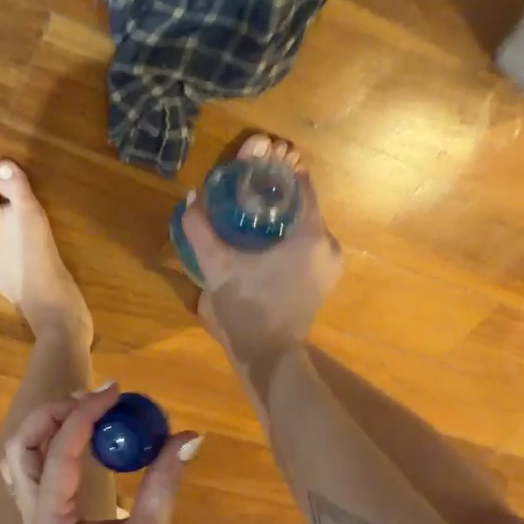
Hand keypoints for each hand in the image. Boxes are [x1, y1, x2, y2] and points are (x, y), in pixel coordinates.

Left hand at [1, 383, 201, 523]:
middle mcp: (33, 517)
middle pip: (22, 447)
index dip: (86, 414)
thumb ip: (164, 484)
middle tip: (96, 400)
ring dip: (49, 428)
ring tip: (90, 412)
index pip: (60, 451)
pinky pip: (36, 473)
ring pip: (22, 459)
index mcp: (51, 523)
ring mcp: (35, 521)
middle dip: (54, 414)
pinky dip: (53, 447)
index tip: (117, 391)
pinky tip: (86, 440)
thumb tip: (188, 437)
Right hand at [179, 168, 343, 366]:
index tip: (256, 168)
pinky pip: (308, 248)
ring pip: (306, 229)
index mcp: (311, 236)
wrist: (267, 355)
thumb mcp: (218, 266)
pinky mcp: (324, 282)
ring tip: (253, 215)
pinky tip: (264, 243)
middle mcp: (329, 246)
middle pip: (304, 208)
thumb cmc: (247, 307)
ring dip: (283, 220)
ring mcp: (330, 267)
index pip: (302, 188)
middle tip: (248, 191)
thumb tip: (192, 197)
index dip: (280, 174)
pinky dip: (289, 240)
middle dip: (278, 198)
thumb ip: (202, 230)